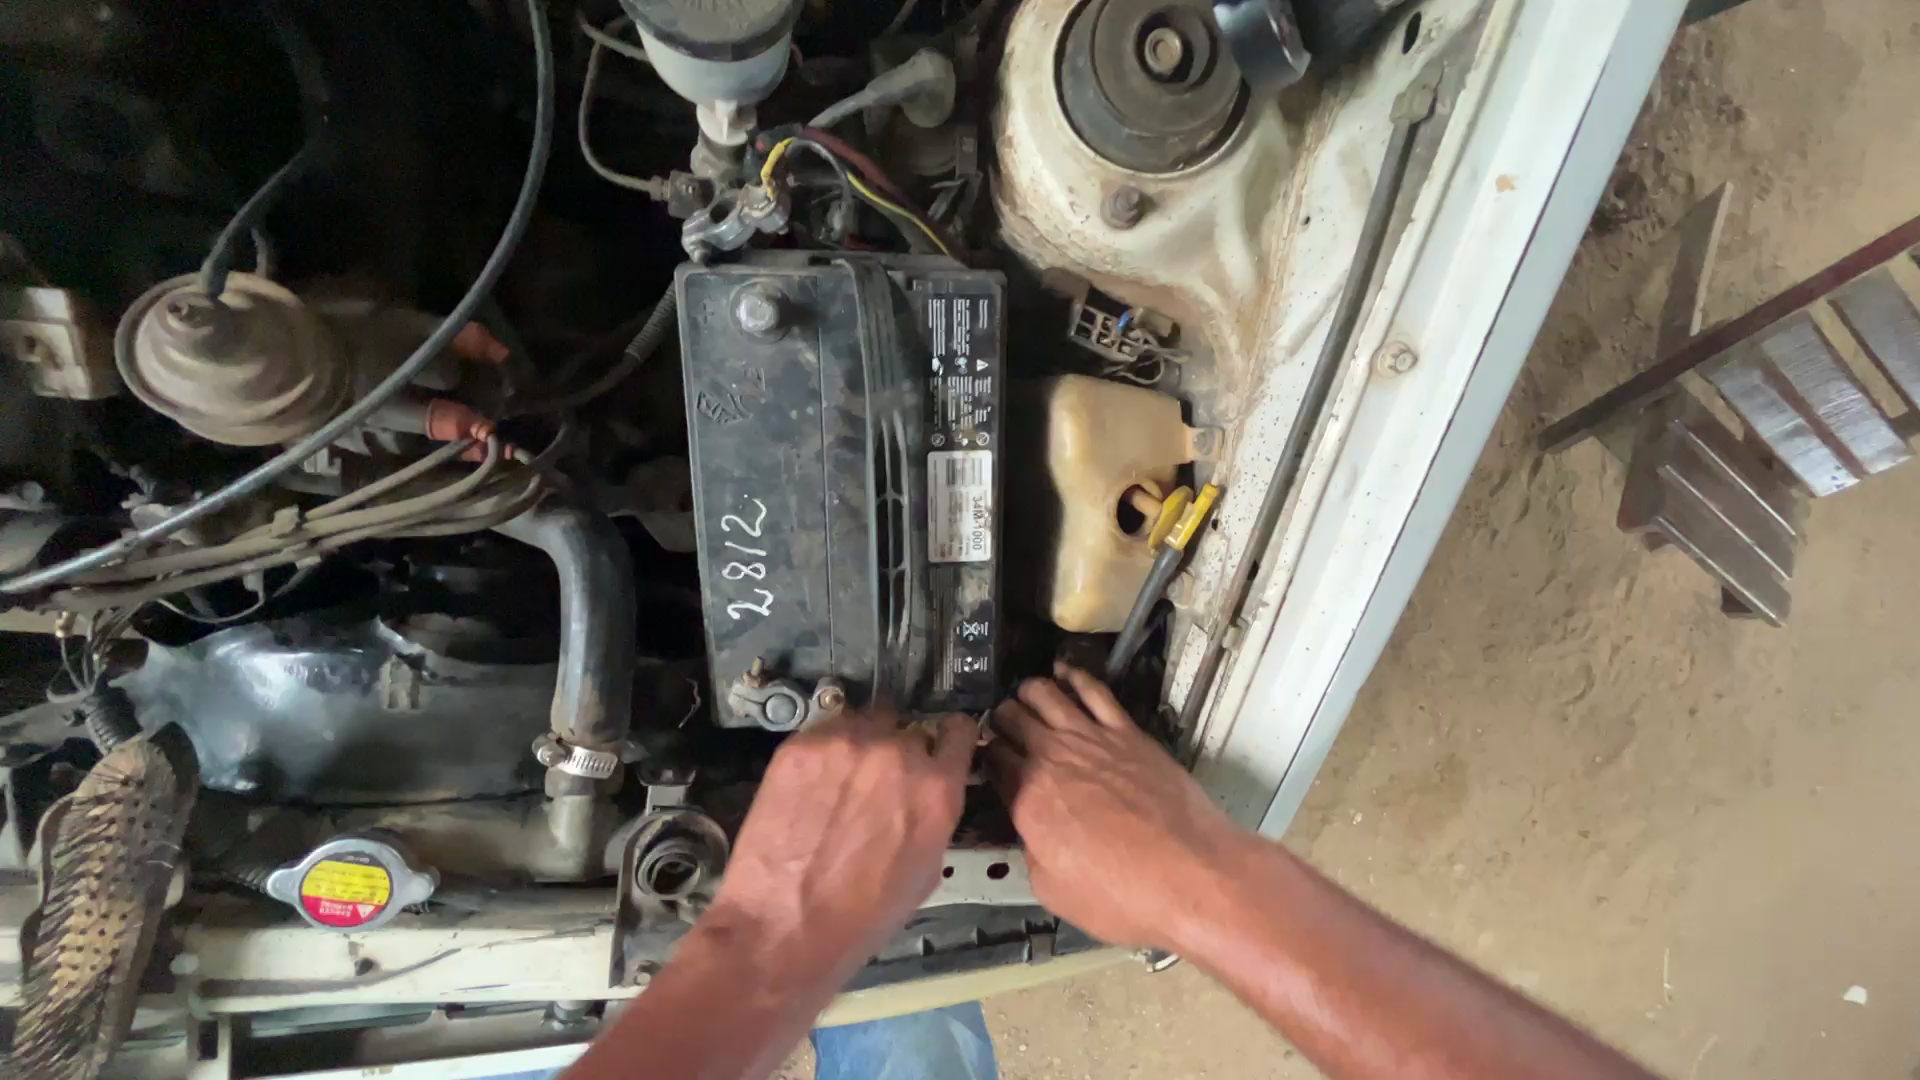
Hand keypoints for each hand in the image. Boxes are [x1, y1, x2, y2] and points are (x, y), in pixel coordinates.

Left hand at [704, 705, 976, 977]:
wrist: (781, 930)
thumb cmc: (862, 917)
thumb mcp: (926, 871)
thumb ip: (934, 815)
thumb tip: (925, 793)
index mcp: (937, 788)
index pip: (958, 730)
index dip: (949, 736)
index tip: (939, 743)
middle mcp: (898, 753)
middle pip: (906, 727)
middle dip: (896, 750)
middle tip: (875, 782)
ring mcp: (847, 743)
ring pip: (863, 722)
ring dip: (860, 743)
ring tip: (839, 780)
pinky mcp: (801, 744)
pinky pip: (823, 731)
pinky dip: (823, 751)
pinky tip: (809, 785)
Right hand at [986, 664, 1253, 952]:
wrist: (1191, 875)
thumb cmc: (1121, 895)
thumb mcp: (1052, 889)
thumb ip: (1030, 850)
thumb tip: (1030, 829)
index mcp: (1027, 797)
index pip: (994, 758)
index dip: (985, 754)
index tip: (986, 755)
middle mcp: (1051, 757)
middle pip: (1012, 717)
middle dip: (1000, 718)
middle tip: (1002, 724)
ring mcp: (1090, 737)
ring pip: (1044, 693)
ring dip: (1027, 691)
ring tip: (1025, 696)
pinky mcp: (1126, 731)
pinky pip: (1093, 691)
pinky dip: (1072, 676)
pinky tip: (1063, 672)